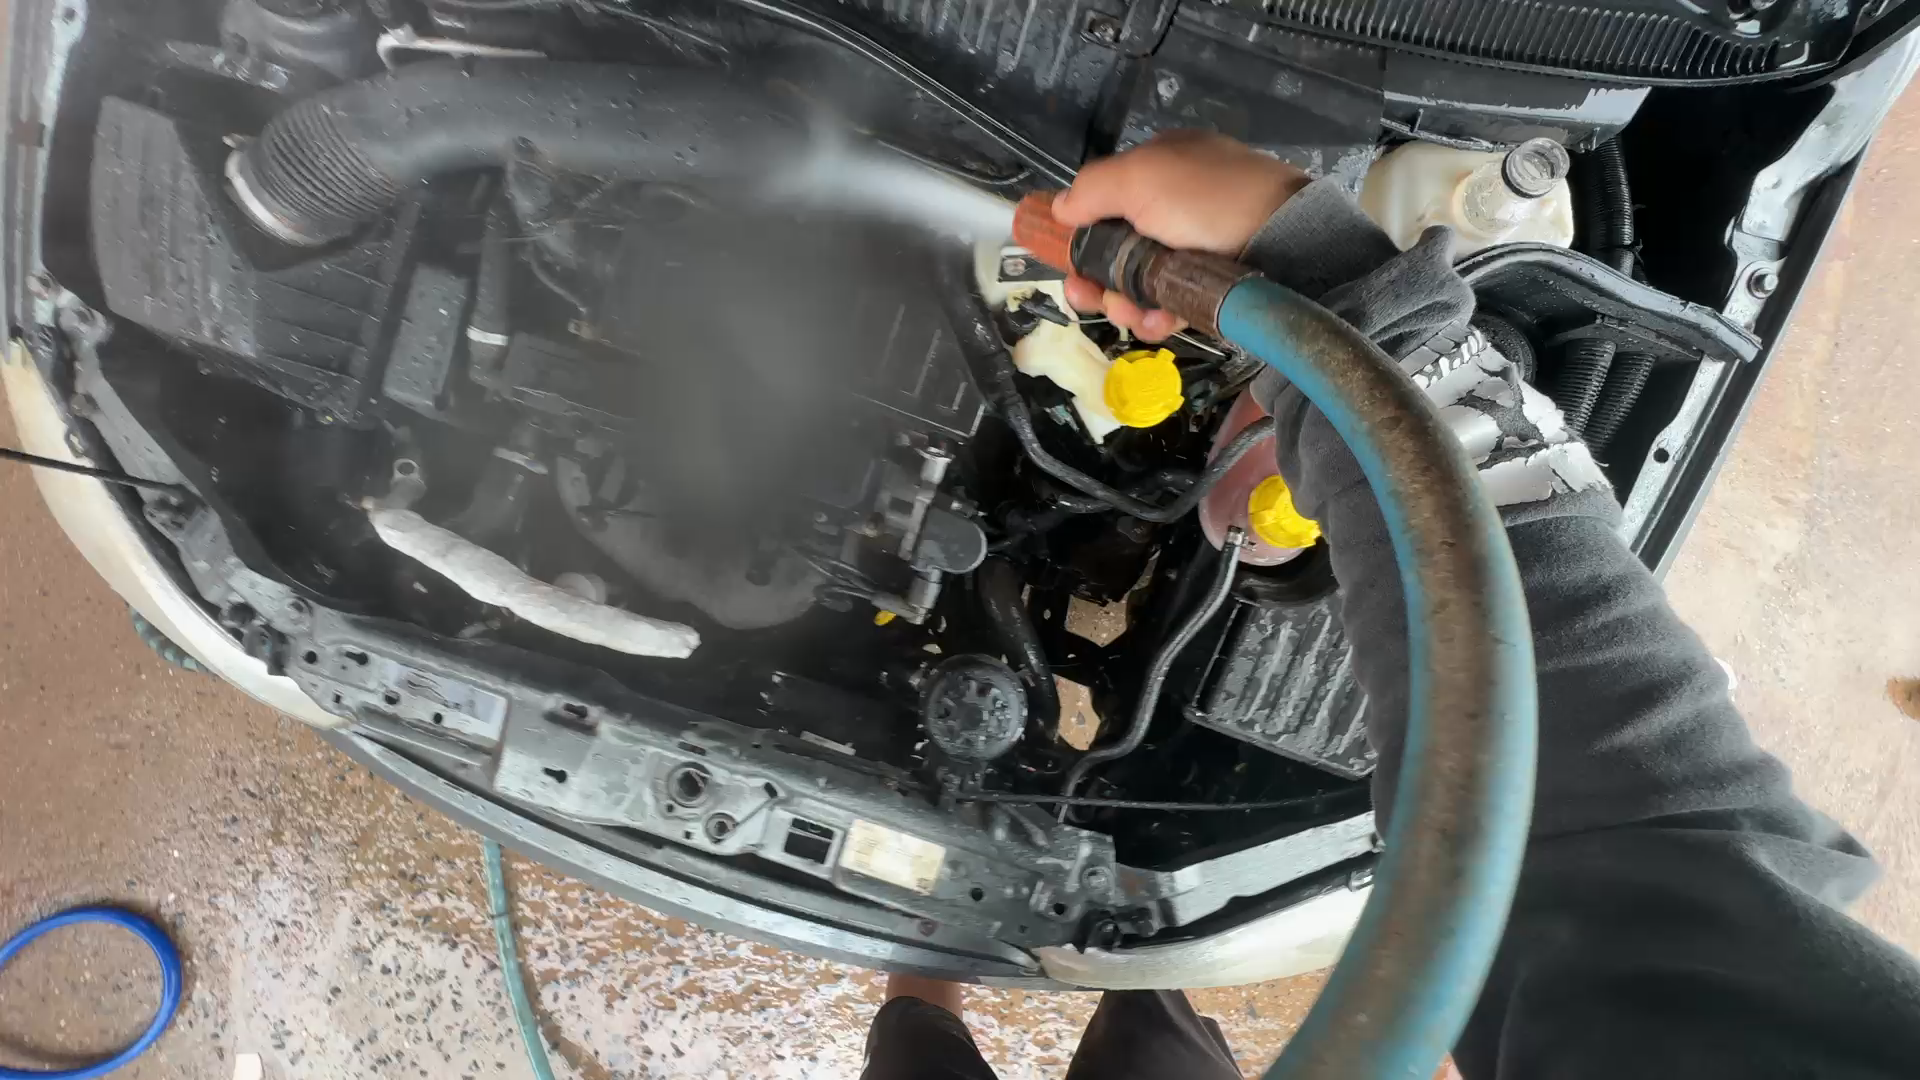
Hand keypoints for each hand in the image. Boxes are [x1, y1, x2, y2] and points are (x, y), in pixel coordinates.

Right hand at [1052, 131, 1308, 340]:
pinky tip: (1160, 321)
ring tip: (1136, 312)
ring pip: (1132, 290)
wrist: (1281, 242)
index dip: (1079, 239)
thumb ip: (1092, 188)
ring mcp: (1186, 254)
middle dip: (1096, 282)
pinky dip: (1155, 319)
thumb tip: (1058, 207)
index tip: (1066, 264)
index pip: (1101, 209)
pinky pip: (1163, 309)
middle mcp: (1168, 213)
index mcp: (1155, 174)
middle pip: (1110, 257)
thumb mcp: (1142, 175)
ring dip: (1124, 306)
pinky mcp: (1201, 289)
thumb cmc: (1207, 200)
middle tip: (1089, 296)